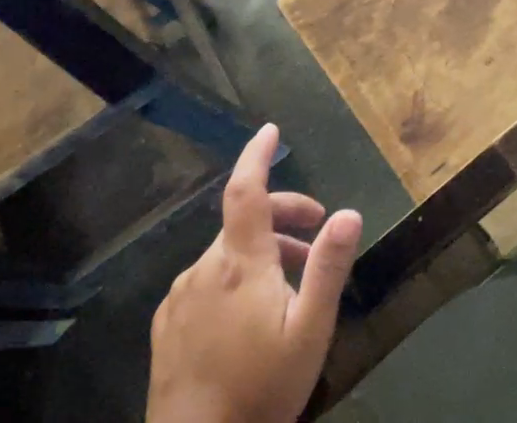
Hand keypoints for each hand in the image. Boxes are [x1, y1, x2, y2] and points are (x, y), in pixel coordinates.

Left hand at [148, 125, 362, 422]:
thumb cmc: (262, 386)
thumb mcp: (311, 328)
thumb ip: (330, 267)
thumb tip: (349, 212)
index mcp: (239, 264)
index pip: (244, 191)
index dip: (256, 156)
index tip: (270, 129)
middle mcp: (203, 269)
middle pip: (243, 222)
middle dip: (285, 216)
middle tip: (319, 234)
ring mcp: (180, 298)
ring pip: (226, 254)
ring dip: (264, 253)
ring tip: (294, 287)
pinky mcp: (167, 325)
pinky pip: (205, 282)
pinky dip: (235, 279)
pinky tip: (252, 315)